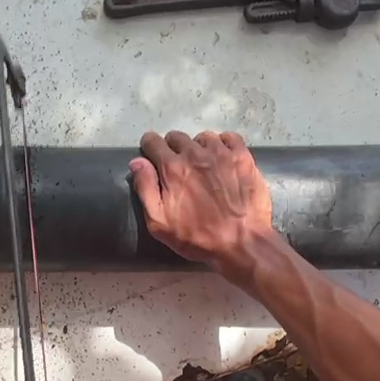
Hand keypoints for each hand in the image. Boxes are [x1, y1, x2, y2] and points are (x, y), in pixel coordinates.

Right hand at [130, 130, 277, 277]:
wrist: (241, 243)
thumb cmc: (197, 237)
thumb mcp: (159, 222)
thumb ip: (145, 188)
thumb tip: (136, 162)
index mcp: (172, 167)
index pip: (153, 141)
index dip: (150, 148)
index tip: (153, 157)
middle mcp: (195, 153)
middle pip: (177, 137)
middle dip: (173, 148)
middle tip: (179, 167)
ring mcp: (221, 153)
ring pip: (203, 138)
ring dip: (198, 147)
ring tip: (203, 164)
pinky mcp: (242, 157)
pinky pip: (229, 138)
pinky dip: (224, 144)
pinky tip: (224, 158)